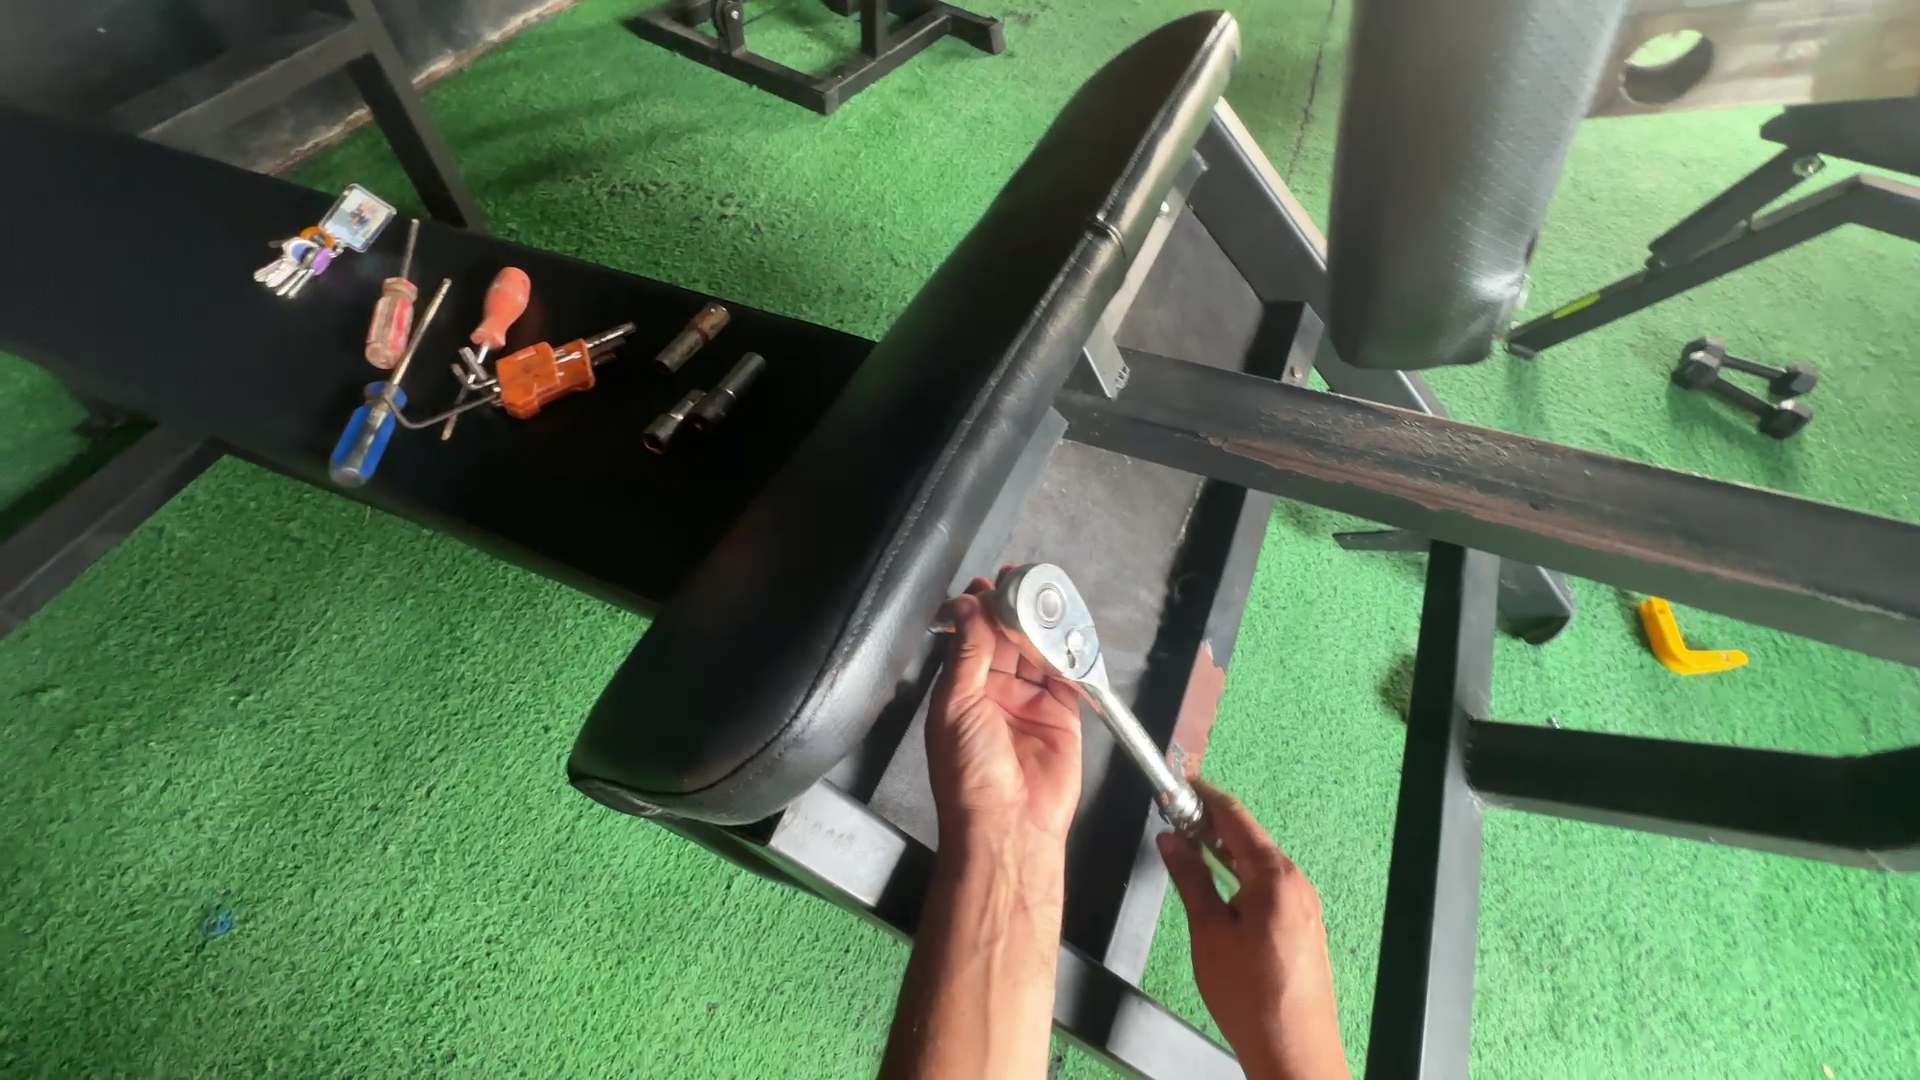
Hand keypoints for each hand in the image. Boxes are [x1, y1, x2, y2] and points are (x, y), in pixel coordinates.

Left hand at [925, 579, 1084, 844]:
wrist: (1009, 827)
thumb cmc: (969, 768)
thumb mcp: (957, 704)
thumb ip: (967, 653)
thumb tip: (967, 604)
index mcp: (962, 688)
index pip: (971, 638)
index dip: (979, 610)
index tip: (988, 582)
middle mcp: (995, 690)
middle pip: (1006, 638)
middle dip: (1012, 608)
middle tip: (1022, 579)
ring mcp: (1031, 700)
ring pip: (1037, 651)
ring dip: (1041, 624)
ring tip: (1046, 595)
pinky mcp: (1064, 712)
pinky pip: (1068, 674)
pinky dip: (1070, 651)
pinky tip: (1070, 626)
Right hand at [1158, 782, 1348, 1079]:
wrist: (1295, 1058)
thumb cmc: (1250, 995)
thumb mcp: (1208, 930)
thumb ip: (1190, 876)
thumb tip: (1170, 838)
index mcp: (1276, 876)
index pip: (1235, 817)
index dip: (1203, 796)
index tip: (1176, 784)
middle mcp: (1297, 883)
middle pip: (1248, 836)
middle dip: (1210, 822)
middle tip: (1173, 817)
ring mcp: (1304, 905)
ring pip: (1257, 860)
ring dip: (1223, 848)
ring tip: (1188, 844)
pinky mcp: (1303, 925)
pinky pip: (1267, 882)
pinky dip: (1239, 872)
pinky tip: (1217, 881)